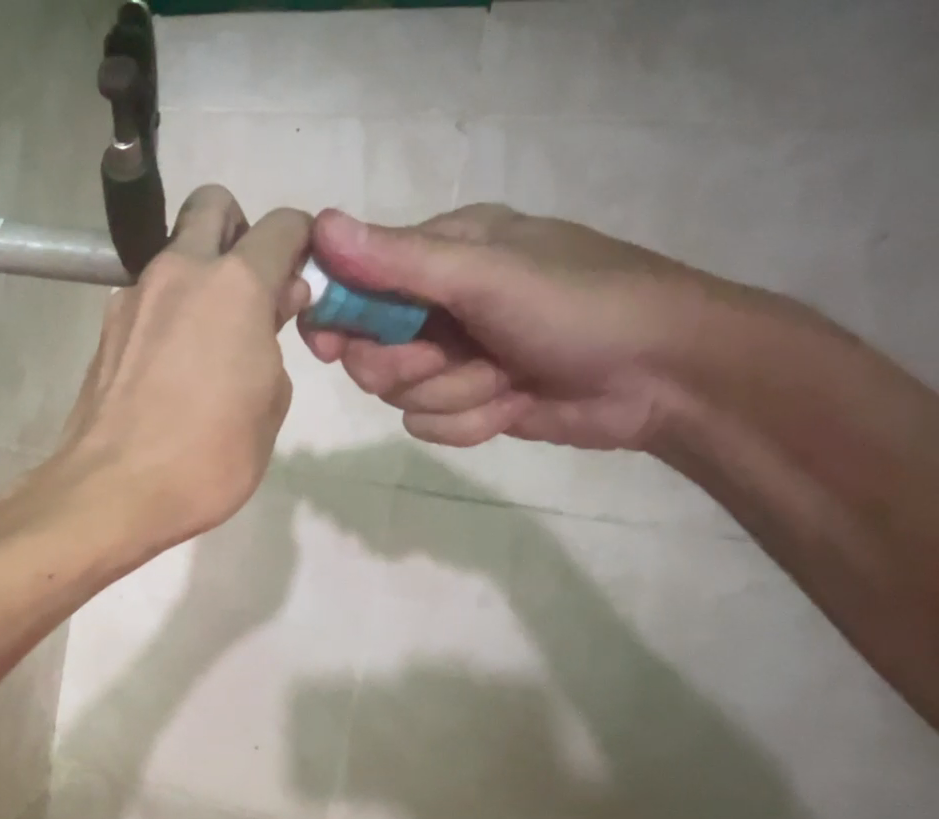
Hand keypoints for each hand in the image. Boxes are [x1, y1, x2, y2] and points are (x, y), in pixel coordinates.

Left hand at [43, 185, 313, 551]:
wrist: (111, 491)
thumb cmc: (207, 455)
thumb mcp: (270, 403)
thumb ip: (273, 340)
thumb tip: (268, 308)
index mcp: (233, 283)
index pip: (281, 226)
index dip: (302, 243)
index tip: (302, 277)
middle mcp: (176, 274)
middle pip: (210, 208)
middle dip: (236, 231)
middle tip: (249, 288)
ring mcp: (130, 300)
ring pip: (171, 258)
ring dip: (196, 278)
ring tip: (209, 342)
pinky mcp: (104, 333)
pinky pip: (145, 301)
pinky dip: (166, 314)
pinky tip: (171, 367)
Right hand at [305, 204, 735, 450]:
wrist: (672, 378)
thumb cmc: (585, 307)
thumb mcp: (490, 276)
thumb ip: (401, 260)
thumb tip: (317, 225)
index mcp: (444, 252)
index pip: (353, 280)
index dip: (334, 315)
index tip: (332, 345)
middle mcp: (440, 301)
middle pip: (364, 348)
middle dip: (401, 365)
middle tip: (440, 360)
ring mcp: (455, 354)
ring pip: (395, 392)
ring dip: (449, 394)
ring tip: (502, 380)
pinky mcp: (470, 399)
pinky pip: (426, 422)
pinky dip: (468, 422)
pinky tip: (511, 406)